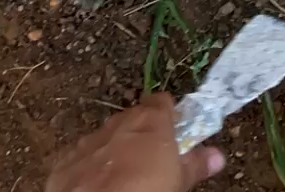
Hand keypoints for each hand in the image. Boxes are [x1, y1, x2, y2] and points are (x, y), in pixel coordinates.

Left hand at [46, 94, 224, 191]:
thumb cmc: (147, 189)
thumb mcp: (178, 181)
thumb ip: (197, 164)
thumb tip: (219, 155)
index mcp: (151, 119)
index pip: (163, 102)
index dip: (169, 116)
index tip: (174, 133)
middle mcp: (120, 121)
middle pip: (134, 119)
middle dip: (141, 135)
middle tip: (150, 162)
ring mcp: (90, 141)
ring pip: (107, 139)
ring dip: (115, 152)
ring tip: (122, 179)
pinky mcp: (65, 164)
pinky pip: (81, 160)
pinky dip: (89, 170)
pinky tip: (94, 189)